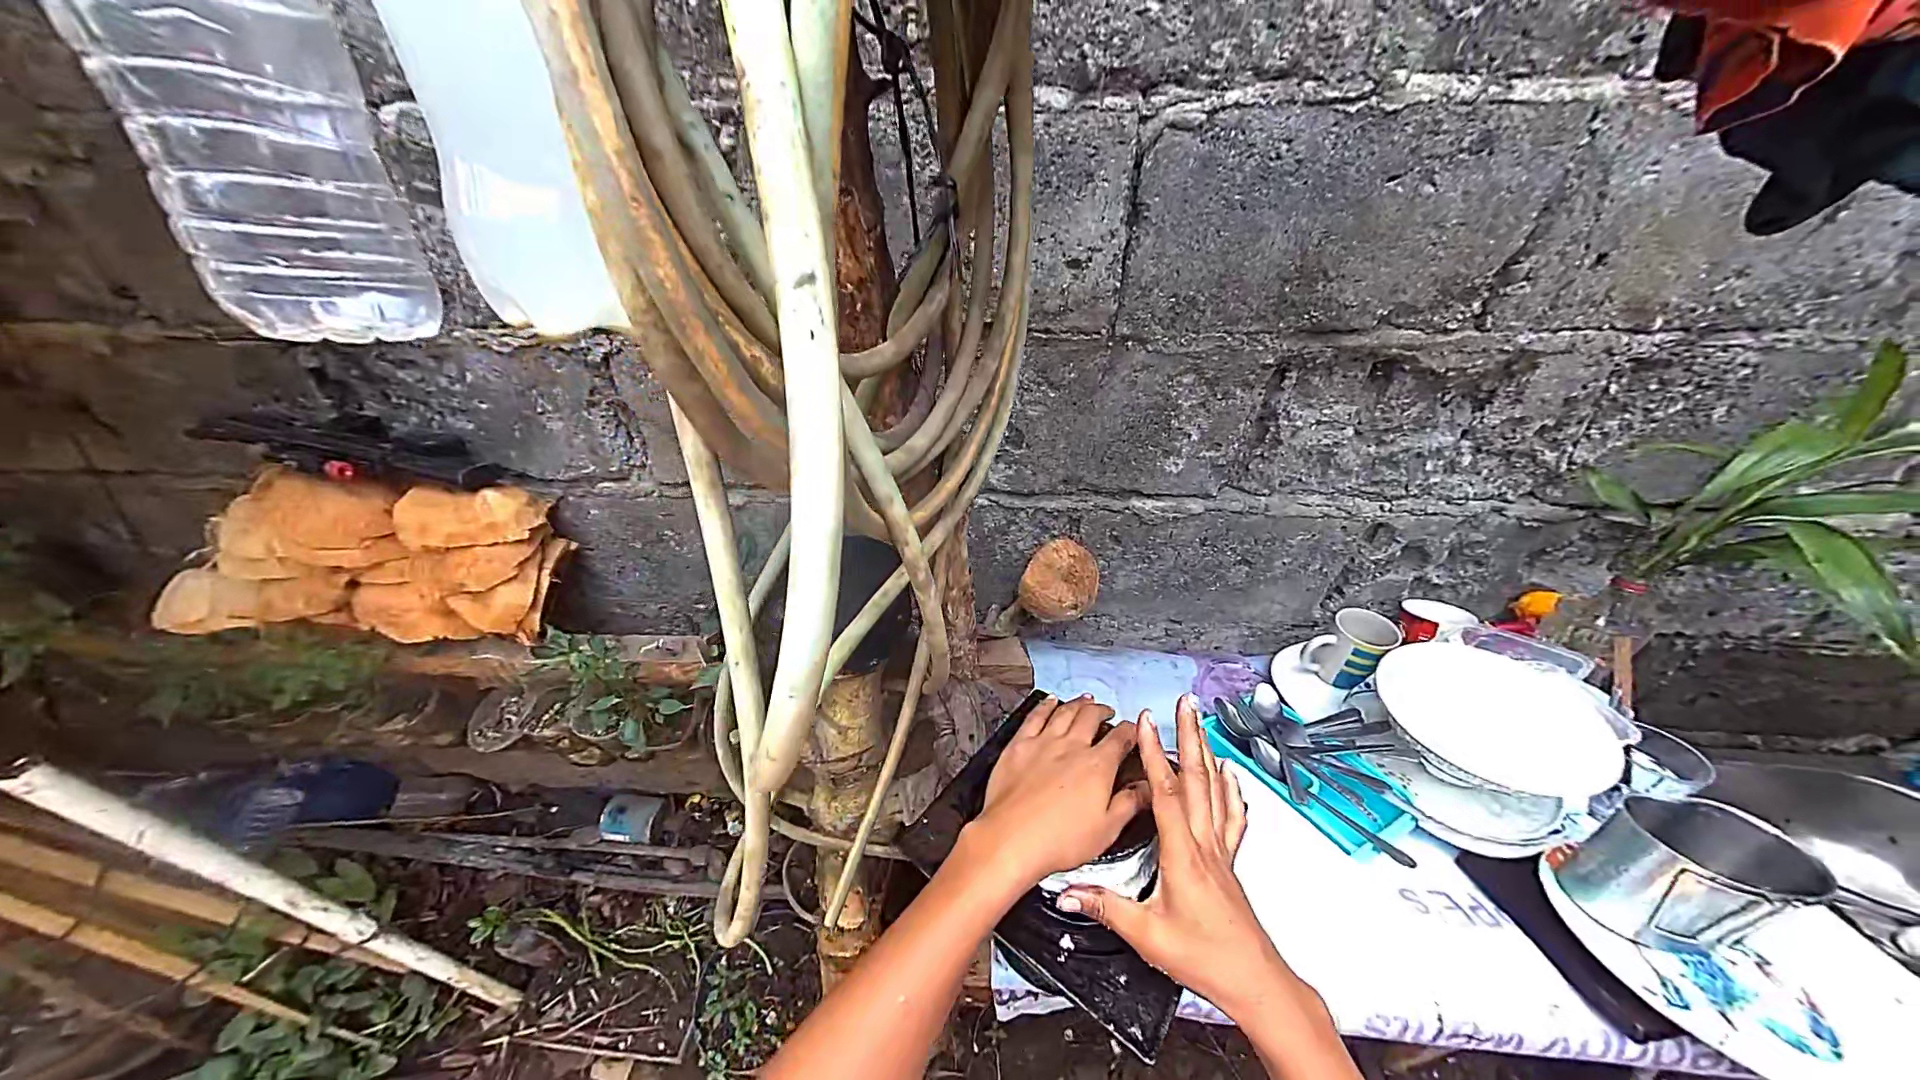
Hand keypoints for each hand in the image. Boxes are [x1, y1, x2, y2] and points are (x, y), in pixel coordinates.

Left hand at [961, 695, 1148, 887]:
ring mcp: (1043, 743)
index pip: (1120, 738)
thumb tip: (1147, 789)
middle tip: (1108, 711)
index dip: (1130, 731)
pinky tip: (1049, 701)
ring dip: (1078, 703)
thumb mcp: (1106, 830)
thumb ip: (1129, 803)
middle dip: (1103, 711)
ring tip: (1085, 700)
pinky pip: (1035, 716)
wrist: (1011, 838)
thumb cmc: (1057, 840)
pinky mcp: (1019, 745)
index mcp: (1097, 766)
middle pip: (1091, 717)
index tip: (1133, 730)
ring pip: (1065, 711)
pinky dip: (1045, 705)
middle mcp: (1071, 747)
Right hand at [1058, 694, 1291, 1020]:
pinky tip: (1231, 776)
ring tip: (1203, 725)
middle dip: (1190, 735)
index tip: (1146, 723)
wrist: (1254, 981)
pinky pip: (1232, 815)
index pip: (1166, 792)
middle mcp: (1205, 844)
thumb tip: (1068, 892)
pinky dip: (1230, 789)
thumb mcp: (1147, 935)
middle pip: (1198, 778)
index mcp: (1183, 855)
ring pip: (1216, 790)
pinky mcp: (1229, 861)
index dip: (1155, 754)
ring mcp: (1221, 850)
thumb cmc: (1207, 958)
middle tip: (1187, 704)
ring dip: (1208, 752)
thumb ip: (1106, 906)